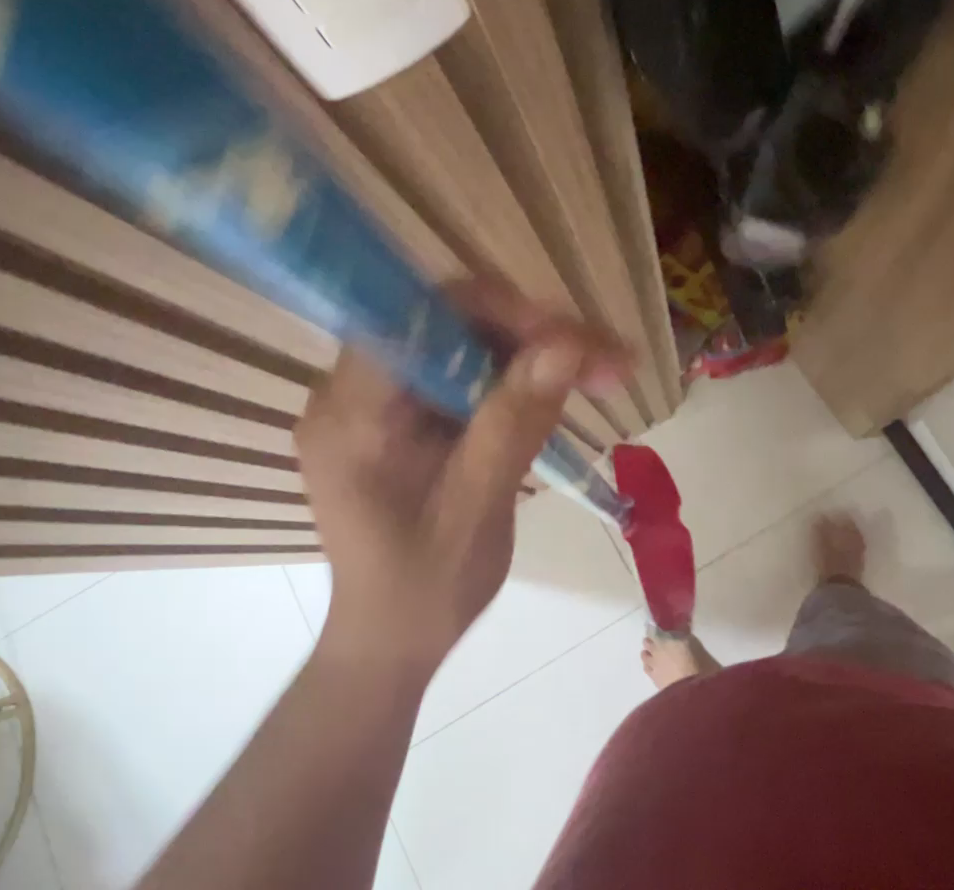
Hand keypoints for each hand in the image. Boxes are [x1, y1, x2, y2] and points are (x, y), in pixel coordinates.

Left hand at [293, 279, 630, 666]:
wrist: (393, 640)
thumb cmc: (425, 589)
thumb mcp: (475, 510)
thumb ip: (513, 423)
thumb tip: (566, 345)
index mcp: (351, 414)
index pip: (415, 319)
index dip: (493, 311)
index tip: (563, 338)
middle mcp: (351, 393)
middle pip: (444, 325)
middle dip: (528, 333)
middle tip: (602, 358)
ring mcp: (376, 403)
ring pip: (461, 345)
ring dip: (531, 353)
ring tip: (601, 370)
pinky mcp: (402, 418)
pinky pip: (461, 375)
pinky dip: (515, 379)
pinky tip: (564, 389)